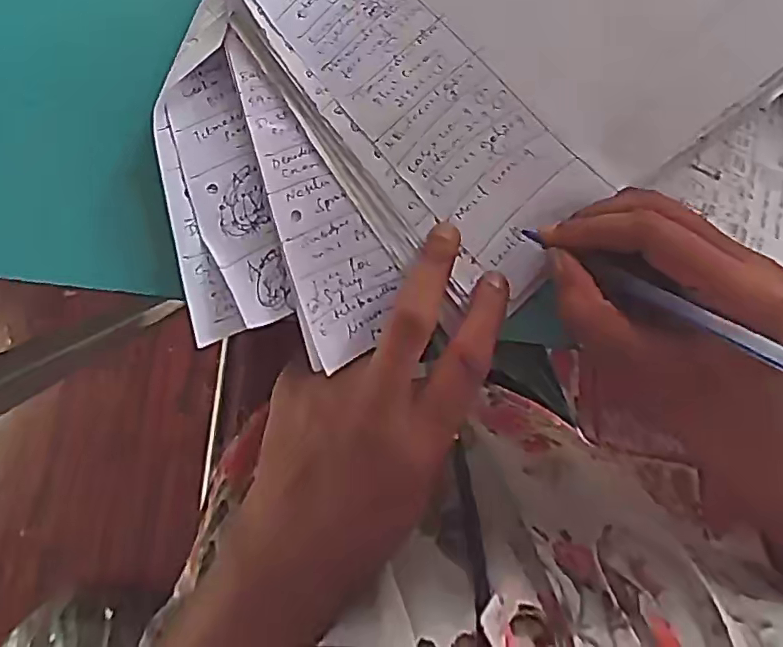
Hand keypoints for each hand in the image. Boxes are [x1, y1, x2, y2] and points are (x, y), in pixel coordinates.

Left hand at [164, 222, 509, 646]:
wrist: (290, 549)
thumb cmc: (366, 525)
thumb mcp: (418, 480)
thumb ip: (426, 419)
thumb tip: (427, 368)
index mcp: (421, 435)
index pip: (465, 363)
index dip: (484, 315)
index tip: (493, 279)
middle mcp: (377, 403)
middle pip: (410, 321)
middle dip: (430, 269)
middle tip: (442, 232)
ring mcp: (330, 387)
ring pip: (359, 322)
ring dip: (372, 299)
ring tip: (375, 273)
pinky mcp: (294, 381)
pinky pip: (322, 347)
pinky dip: (332, 346)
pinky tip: (329, 359)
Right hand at [544, 190, 782, 643]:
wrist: (778, 464)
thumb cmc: (716, 428)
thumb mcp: (640, 370)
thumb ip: (592, 309)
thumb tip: (558, 259)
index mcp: (740, 290)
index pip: (655, 228)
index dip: (593, 227)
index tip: (549, 241)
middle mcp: (752, 264)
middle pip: (661, 211)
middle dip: (600, 218)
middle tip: (554, 240)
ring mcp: (749, 266)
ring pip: (668, 218)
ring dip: (615, 227)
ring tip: (571, 249)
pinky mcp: (738, 276)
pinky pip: (675, 239)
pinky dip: (633, 242)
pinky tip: (604, 262)